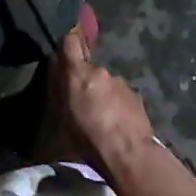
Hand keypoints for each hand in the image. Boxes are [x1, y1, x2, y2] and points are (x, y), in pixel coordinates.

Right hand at [53, 26, 156, 172]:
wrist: (129, 153)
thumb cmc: (89, 138)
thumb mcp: (63, 119)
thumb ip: (60, 93)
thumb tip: (59, 78)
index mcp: (78, 73)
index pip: (70, 42)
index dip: (68, 44)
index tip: (66, 51)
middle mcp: (100, 71)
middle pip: (89, 69)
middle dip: (86, 82)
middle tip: (83, 104)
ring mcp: (121, 82)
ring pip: (107, 84)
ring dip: (103, 95)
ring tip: (103, 119)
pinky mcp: (136, 96)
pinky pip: (121, 96)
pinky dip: (117, 105)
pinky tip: (118, 124)